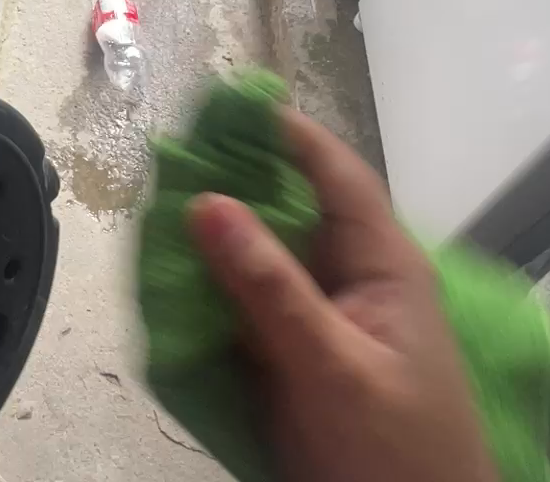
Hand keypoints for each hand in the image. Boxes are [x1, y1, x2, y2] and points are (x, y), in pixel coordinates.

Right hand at [187, 109, 497, 481]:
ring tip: (153, 207)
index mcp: (380, 261)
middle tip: (168, 157)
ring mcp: (316, 310)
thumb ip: (271, 289)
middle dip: (231, 178)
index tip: (223, 103)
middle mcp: (346, 271)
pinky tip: (167, 272)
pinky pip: (242, 296)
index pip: (333, 171)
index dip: (283, 130)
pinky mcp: (289, 346)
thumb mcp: (335, 370)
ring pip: (258, 249)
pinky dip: (207, 281)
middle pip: (287, 203)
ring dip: (212, 232)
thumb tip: (206, 201)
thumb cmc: (396, 457)